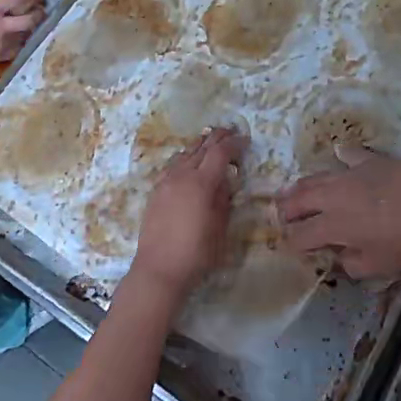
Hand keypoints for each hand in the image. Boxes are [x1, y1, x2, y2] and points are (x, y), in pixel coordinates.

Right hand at [0, 0, 44, 64]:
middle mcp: (3, 27)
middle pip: (31, 20)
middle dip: (39, 13)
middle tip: (41, 8)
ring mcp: (3, 43)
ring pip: (27, 35)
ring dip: (32, 28)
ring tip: (32, 22)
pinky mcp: (1, 56)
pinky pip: (19, 49)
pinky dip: (22, 42)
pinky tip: (21, 37)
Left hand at [128, 128, 244, 294]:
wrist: (158, 269)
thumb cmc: (196, 253)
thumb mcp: (220, 228)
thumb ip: (223, 200)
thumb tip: (225, 181)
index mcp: (201, 183)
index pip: (219, 153)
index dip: (233, 144)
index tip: (245, 139)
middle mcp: (181, 176)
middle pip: (200, 148)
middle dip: (216, 137)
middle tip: (229, 130)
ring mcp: (165, 183)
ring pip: (183, 154)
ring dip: (198, 145)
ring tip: (209, 142)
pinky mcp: (155, 192)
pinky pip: (172, 166)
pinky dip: (184, 158)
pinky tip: (187, 163)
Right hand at [279, 144, 400, 277]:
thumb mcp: (380, 265)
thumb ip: (352, 263)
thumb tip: (341, 256)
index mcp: (333, 226)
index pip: (301, 235)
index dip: (292, 242)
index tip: (291, 247)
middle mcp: (335, 197)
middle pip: (300, 200)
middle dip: (287, 209)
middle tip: (280, 214)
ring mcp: (353, 174)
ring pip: (318, 177)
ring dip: (302, 186)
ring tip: (293, 190)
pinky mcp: (374, 161)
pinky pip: (350, 155)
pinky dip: (341, 157)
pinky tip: (338, 154)